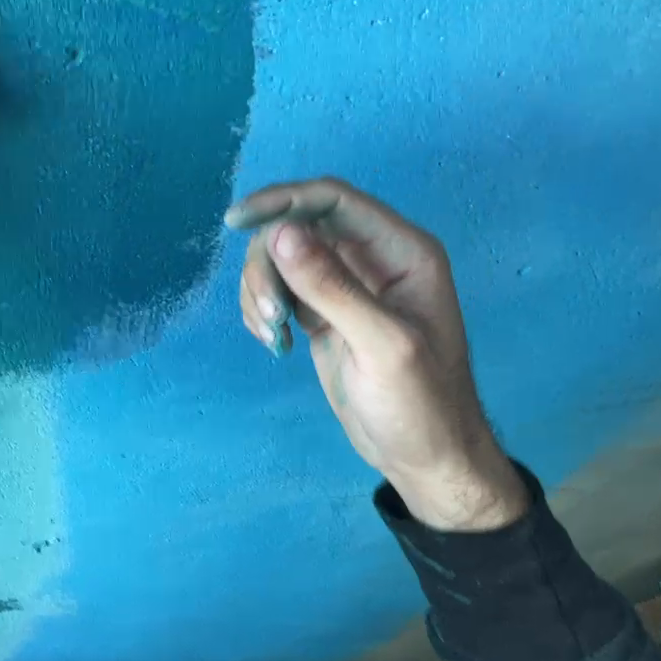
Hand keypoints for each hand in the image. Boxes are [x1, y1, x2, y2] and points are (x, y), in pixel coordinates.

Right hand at [227, 178, 528, 531]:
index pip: (332, 199)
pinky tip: (271, 340)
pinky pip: (276, 286)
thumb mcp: (380, 346)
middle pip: (295, 227)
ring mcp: (344, 282)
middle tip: (268, 315)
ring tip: (270, 335)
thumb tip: (278, 232)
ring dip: (260, 289)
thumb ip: (331, 287)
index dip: (282, 200)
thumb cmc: (421, 405)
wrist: (425, 461)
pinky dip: (262, 306)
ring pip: (279, 256)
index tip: (235, 221)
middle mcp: (371, 256)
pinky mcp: (320, 308)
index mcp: (400, 250)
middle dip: (268, 264)